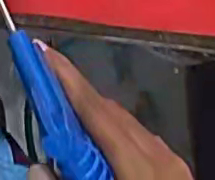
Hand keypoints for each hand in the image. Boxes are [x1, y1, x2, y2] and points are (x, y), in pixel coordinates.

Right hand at [40, 41, 192, 178]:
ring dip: (94, 115)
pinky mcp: (178, 173)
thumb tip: (35, 167)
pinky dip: (115, 134)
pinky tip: (100, 146)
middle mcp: (161, 156)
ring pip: (126, 124)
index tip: (39, 48)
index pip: (96, 110)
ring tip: (65, 116)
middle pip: (110, 111)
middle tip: (42, 79)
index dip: (64, 77)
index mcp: (142, 165)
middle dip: (75, 92)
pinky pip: (140, 141)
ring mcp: (174, 164)